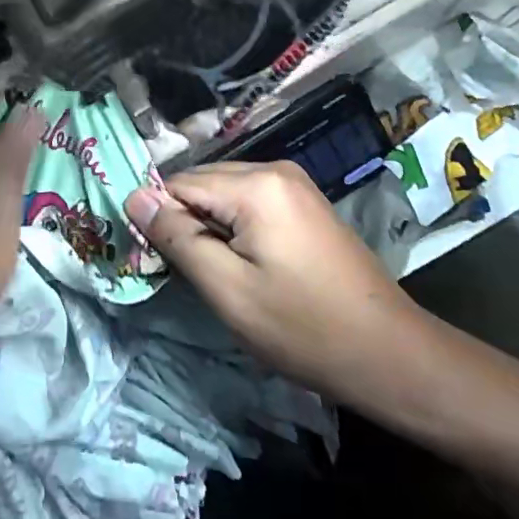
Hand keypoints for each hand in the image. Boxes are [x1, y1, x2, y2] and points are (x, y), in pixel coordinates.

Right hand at [124, 161, 425, 399]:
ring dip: (208, 224)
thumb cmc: (301, 326)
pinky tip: (239, 262)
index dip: (159, 218)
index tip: (156, 260)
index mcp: (256, 184)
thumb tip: (134, 196)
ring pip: (226, 191)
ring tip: (211, 271)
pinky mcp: (305, 202)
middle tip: (181, 271)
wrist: (384, 349)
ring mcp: (294, 183)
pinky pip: (251, 200)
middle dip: (184, 219)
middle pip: (204, 182)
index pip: (180, 183)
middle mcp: (275, 169)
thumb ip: (178, 238)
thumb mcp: (228, 289)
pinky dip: (233, 224)